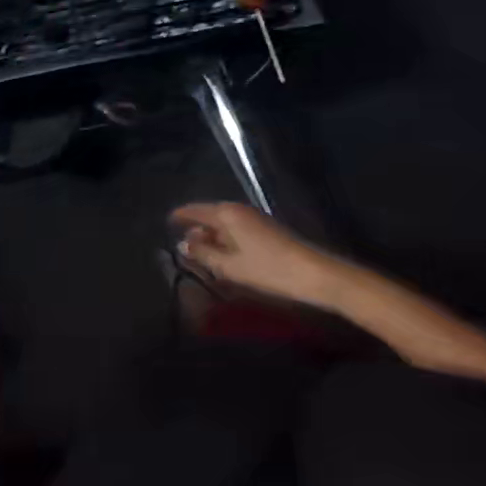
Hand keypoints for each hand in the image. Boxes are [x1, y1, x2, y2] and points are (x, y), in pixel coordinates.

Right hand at [169, 202, 353, 310]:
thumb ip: (203, 254)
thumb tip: (183, 244)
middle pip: (209, 216)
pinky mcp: (266, 230)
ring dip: (212, 238)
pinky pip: (236, 230)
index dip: (179, 217)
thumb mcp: (231, 266)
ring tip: (203, 256)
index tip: (167, 223)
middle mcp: (238, 210)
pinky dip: (226, 241)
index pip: (194, 210)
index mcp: (226, 213)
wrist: (317, 275)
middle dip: (196, 230)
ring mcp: (254, 218)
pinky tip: (226, 258)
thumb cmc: (269, 269)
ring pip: (223, 224)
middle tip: (185, 249)